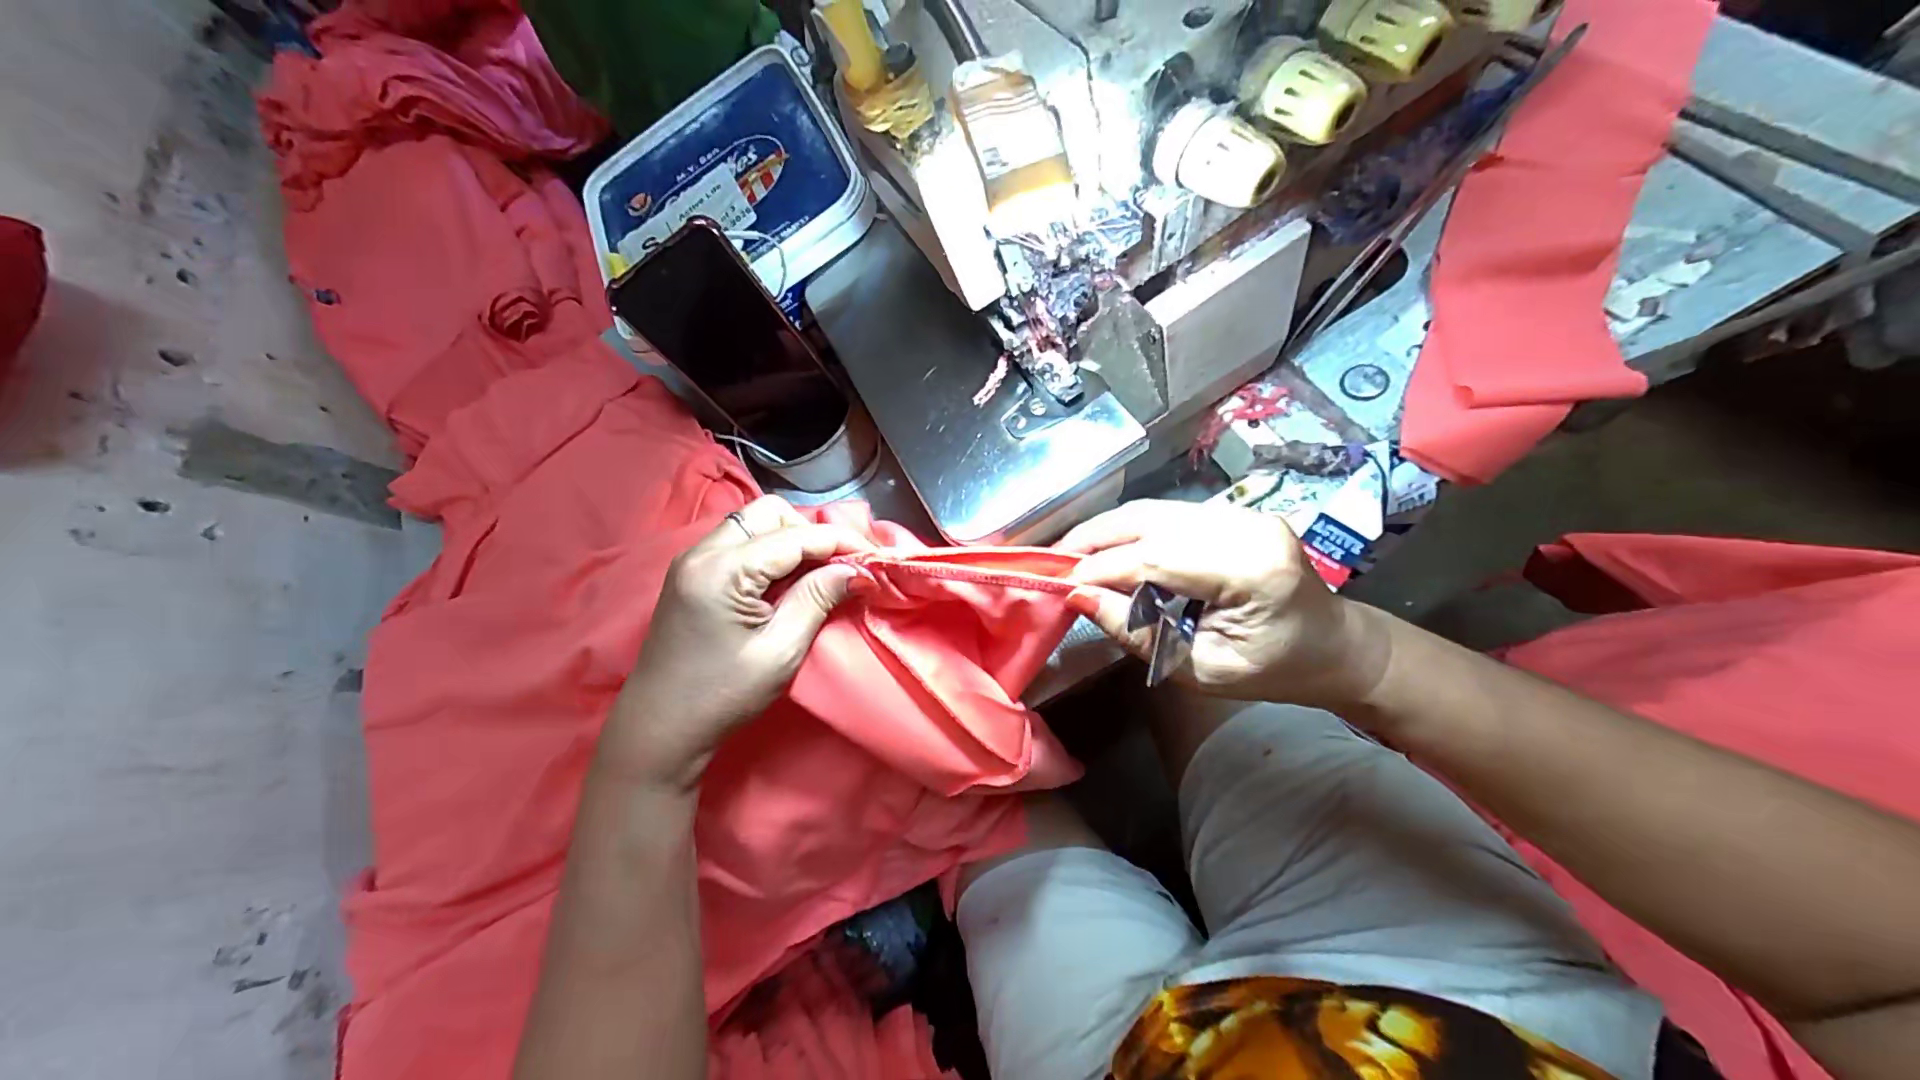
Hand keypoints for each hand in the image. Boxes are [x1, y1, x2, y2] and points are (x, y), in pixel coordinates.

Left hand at [601, 495, 874, 789]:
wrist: (660, 728)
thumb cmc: (723, 695)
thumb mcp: (780, 650)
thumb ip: (817, 599)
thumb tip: (856, 569)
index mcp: (721, 570)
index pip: (793, 536)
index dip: (839, 541)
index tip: (874, 555)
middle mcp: (702, 551)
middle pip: (769, 513)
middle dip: (811, 531)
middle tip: (842, 563)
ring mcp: (692, 559)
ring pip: (754, 522)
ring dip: (792, 538)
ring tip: (821, 571)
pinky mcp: (692, 573)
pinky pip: (740, 541)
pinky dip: (771, 550)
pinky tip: (789, 578)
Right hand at [1058, 500, 1388, 708]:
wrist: (1333, 645)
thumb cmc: (1274, 671)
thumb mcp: (1203, 670)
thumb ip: (1139, 634)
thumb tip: (1079, 597)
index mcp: (1252, 569)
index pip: (1156, 556)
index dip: (1102, 568)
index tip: (1061, 584)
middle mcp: (1247, 527)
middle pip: (1151, 520)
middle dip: (1096, 538)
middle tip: (1055, 560)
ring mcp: (1243, 513)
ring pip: (1155, 509)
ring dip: (1108, 530)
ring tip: (1073, 553)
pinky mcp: (1234, 512)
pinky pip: (1168, 513)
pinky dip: (1131, 529)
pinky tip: (1108, 546)